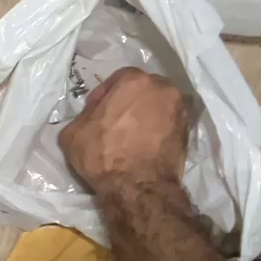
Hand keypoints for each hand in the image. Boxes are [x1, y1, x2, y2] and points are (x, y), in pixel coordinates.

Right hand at [59, 67, 190, 196]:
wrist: (136, 183)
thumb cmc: (100, 153)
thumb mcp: (72, 132)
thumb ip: (84, 115)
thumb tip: (92, 116)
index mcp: (134, 82)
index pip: (120, 77)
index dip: (105, 93)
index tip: (95, 110)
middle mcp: (163, 89)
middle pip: (143, 88)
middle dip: (129, 100)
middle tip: (113, 119)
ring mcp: (180, 110)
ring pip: (158, 105)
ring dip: (144, 114)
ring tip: (128, 133)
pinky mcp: (188, 130)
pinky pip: (167, 122)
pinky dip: (155, 129)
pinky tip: (141, 144)